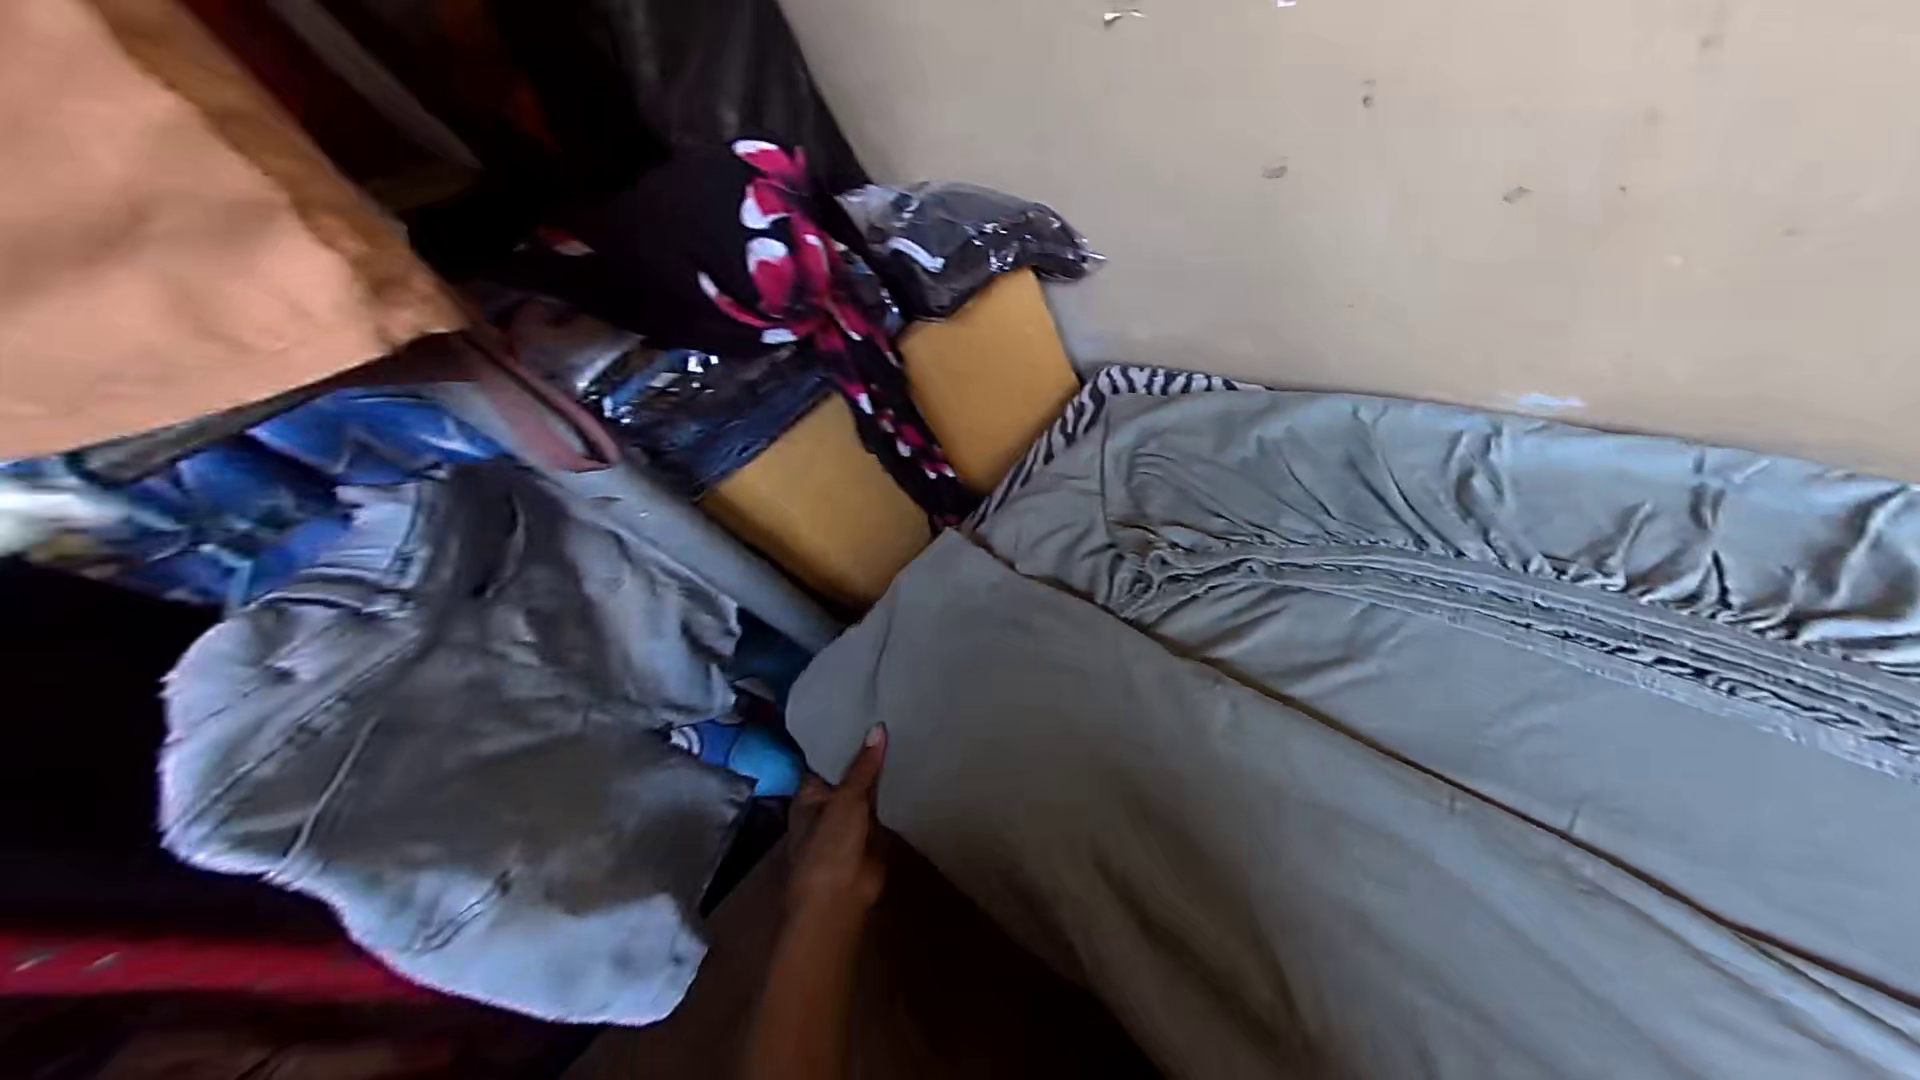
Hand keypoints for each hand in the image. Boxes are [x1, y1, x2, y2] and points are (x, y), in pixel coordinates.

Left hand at [786, 723, 887, 920]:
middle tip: (893, 715)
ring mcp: (850, 819)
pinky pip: (883, 806)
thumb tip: (878, 727)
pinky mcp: (872, 833)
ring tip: (906, 732)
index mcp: (810, 793)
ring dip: (882, 773)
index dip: (844, 737)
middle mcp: (828, 803)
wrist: (839, 899)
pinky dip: (894, 792)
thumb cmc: (829, 846)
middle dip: (867, 753)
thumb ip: (864, 766)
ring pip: (868, 789)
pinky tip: (912, 767)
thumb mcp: (846, 800)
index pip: (827, 757)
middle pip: (849, 772)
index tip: (865, 709)